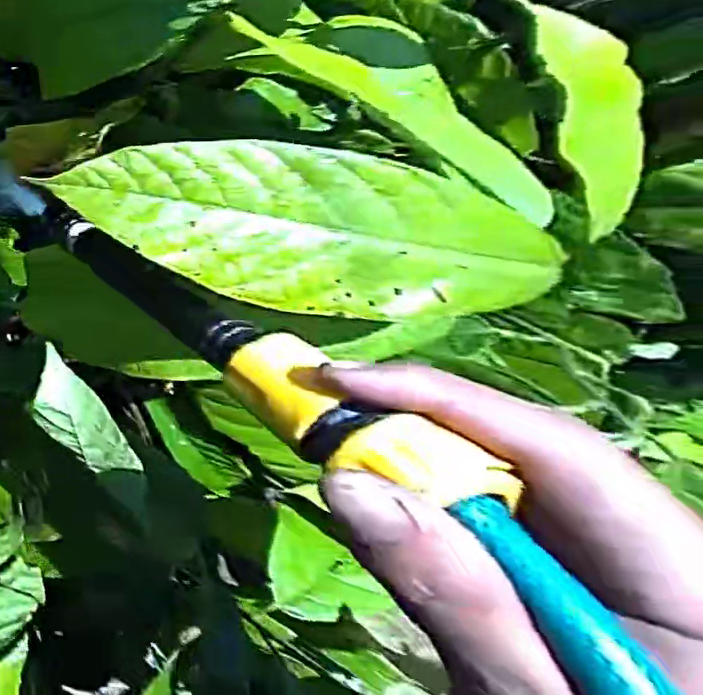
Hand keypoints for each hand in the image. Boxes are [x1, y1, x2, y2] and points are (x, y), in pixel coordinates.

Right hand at [315, 362, 702, 693]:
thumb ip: (457, 599)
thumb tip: (342, 482)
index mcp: (697, 583)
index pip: (561, 449)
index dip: (438, 398)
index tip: (330, 379)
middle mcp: (666, 557)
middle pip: (523, 460)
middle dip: (410, 434)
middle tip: (313, 421)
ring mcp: (625, 573)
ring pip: (500, 488)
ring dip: (409, 476)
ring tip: (338, 473)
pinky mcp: (577, 588)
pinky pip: (490, 526)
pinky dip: (425, 517)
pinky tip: (390, 527)